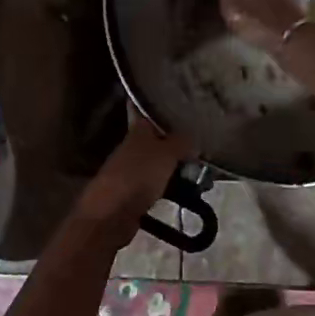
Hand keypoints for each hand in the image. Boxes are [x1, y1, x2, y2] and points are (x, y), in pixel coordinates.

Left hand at [72, 111, 193, 247]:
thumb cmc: (137, 175)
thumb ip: (182, 142)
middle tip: (203, 142)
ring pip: (161, 163)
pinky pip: (160, 185)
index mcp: (137, 130)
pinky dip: (173, 187)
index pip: (147, 109)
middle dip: (178, 141)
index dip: (159, 104)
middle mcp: (134, 146)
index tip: (179, 100)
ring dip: (178, 167)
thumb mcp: (166, 153)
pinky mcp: (135, 194)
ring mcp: (133, 170)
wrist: (111, 214)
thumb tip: (195, 139)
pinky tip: (190, 191)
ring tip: (203, 171)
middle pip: (158, 138)